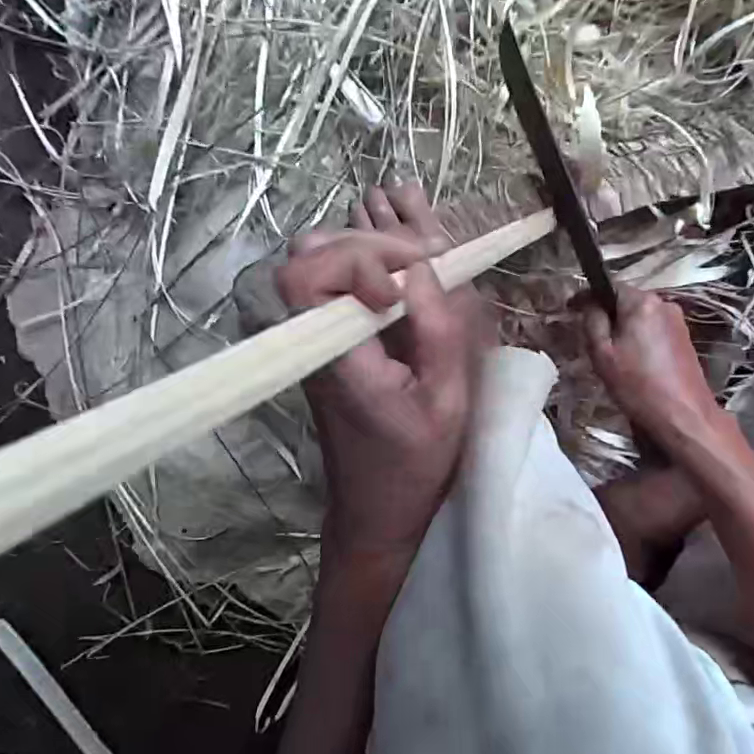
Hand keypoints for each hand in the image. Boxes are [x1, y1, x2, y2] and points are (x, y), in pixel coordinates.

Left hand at [275, 184, 487, 568]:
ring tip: (415, 274)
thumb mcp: (447, 400)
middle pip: (309, 254)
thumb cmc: (415, 462)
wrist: (378, 506)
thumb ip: (438, 331)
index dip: (356, 261)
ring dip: (367, 254)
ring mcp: (314, 339)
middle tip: (422, 267)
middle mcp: (311, 339)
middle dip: (370, 247)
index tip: (399, 292)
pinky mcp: (326, 342)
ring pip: (317, 261)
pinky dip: (368, 270)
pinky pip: (333, 283)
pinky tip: (405, 291)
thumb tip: (424, 267)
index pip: (306, 275)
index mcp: (335, 356)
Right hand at [583, 285, 723, 446]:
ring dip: (625, 329)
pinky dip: (640, 339)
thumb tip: (590, 304)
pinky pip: (654, 329)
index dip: (587, 296)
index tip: (571, 309)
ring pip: (640, 317)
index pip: (608, 286)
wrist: (684, 416)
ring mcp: (677, 321)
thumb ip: (593, 322)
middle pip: (626, 301)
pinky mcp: (684, 338)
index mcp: (642, 302)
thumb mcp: (603, 354)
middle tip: (592, 341)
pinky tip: (636, 363)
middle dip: (608, 316)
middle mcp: (663, 303)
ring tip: (614, 356)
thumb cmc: (638, 386)